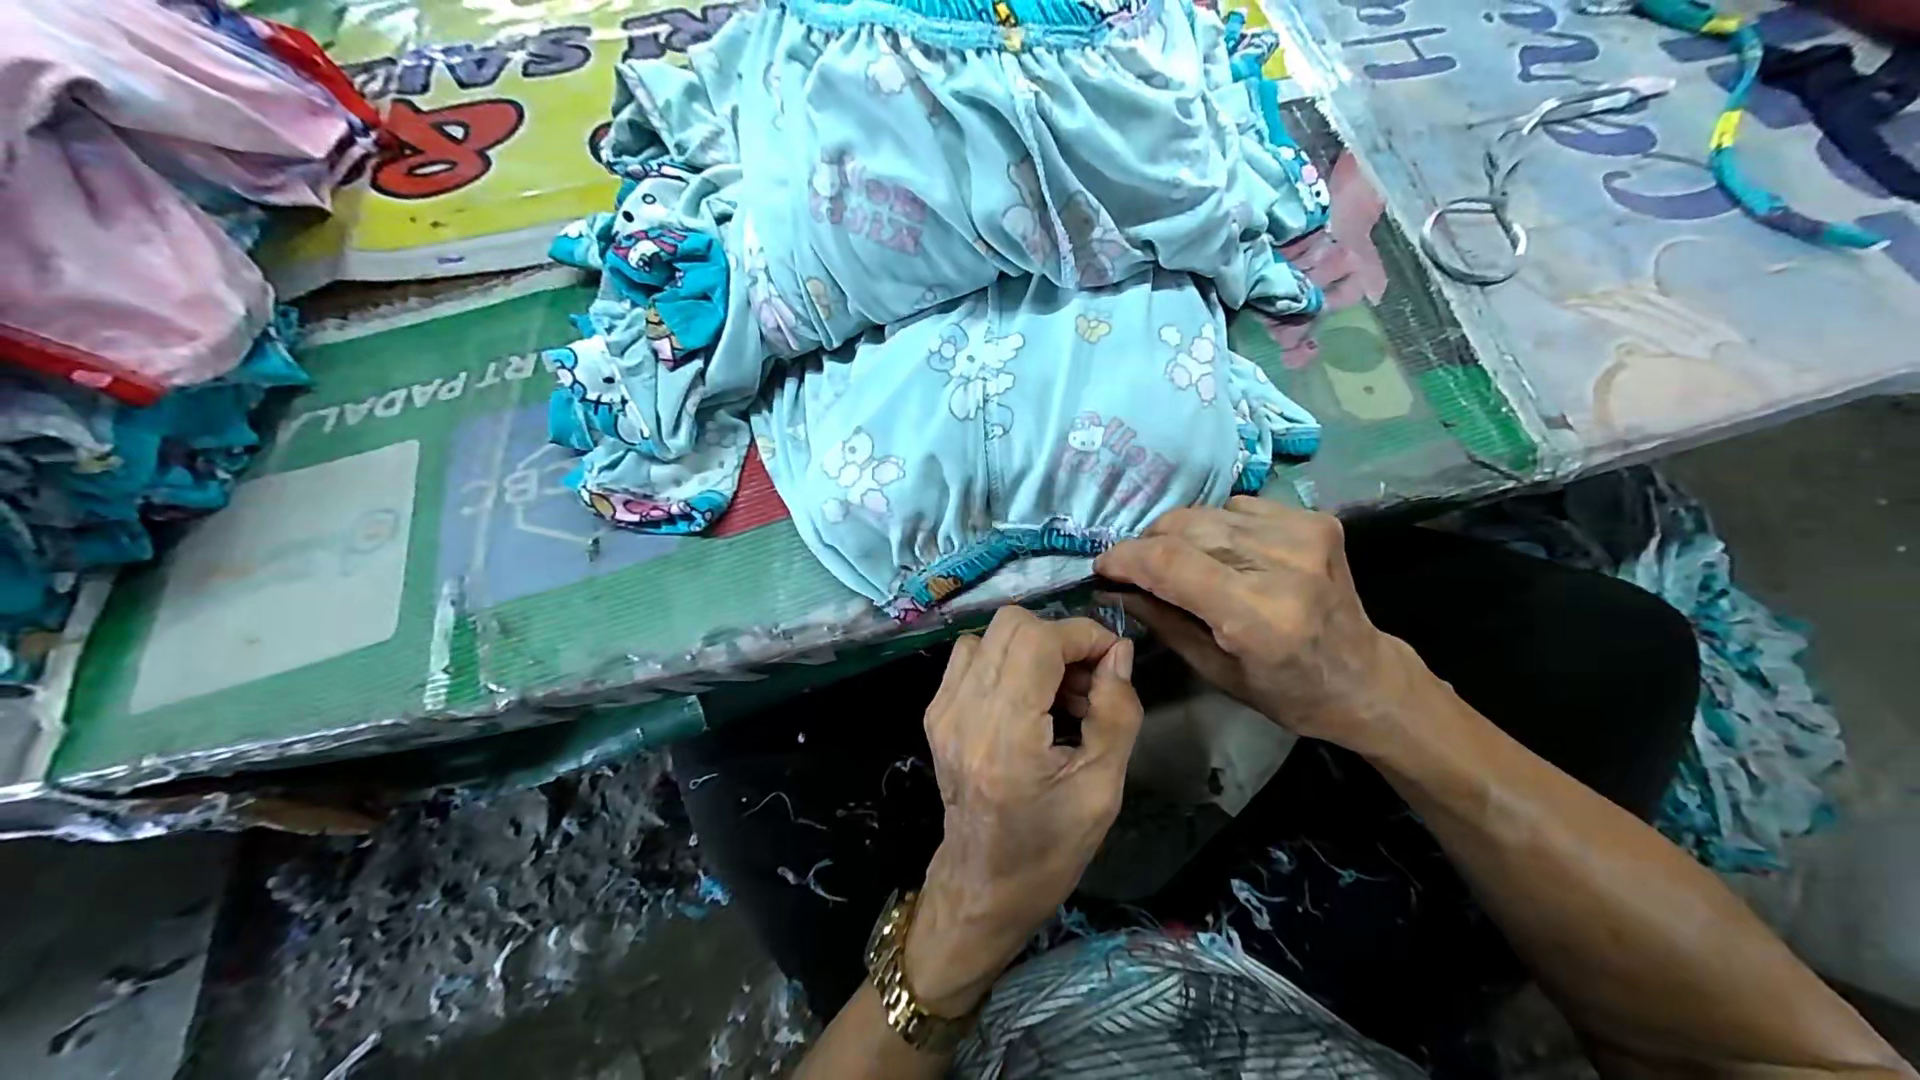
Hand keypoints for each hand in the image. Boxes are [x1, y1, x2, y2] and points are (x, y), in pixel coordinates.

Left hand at [905, 607, 1141, 1014]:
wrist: (983, 885)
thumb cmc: (1049, 849)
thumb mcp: (1102, 789)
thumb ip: (1116, 712)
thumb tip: (1119, 652)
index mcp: (1005, 737)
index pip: (1038, 641)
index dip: (1083, 634)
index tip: (1112, 659)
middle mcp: (963, 712)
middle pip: (1011, 623)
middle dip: (1060, 636)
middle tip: (1087, 679)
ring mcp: (942, 710)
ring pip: (990, 633)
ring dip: (1033, 647)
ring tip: (1059, 693)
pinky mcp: (935, 712)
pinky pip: (972, 655)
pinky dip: (1007, 660)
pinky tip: (1028, 698)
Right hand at [1094, 497, 1432, 755]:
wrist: (1364, 678)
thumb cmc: (1284, 690)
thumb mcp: (1212, 668)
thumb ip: (1159, 618)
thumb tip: (1110, 586)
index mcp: (1259, 616)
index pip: (1169, 563)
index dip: (1125, 558)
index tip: (1103, 567)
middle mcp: (1285, 565)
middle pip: (1184, 528)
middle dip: (1147, 545)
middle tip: (1135, 569)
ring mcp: (1304, 535)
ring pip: (1206, 512)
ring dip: (1178, 535)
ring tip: (1178, 562)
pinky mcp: (1315, 520)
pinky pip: (1236, 507)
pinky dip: (1215, 526)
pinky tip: (1221, 552)